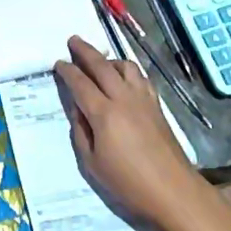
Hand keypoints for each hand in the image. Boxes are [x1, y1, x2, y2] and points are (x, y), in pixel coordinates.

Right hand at [54, 36, 208, 229]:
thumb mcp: (92, 163)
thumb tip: (77, 109)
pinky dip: (128, 70)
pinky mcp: (158, 106)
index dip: (68, 71)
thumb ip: (81, 132)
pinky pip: (141, 78)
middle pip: (103, 66)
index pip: (81, 83)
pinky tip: (124, 78)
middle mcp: (124, 98)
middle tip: (73, 41)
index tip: (58, 62)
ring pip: (126, 67)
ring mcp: (144, 100)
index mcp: (104, 113)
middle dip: (86, 52)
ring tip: (100, 61)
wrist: (172, 189)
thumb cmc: (127, 182)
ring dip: (110, 59)